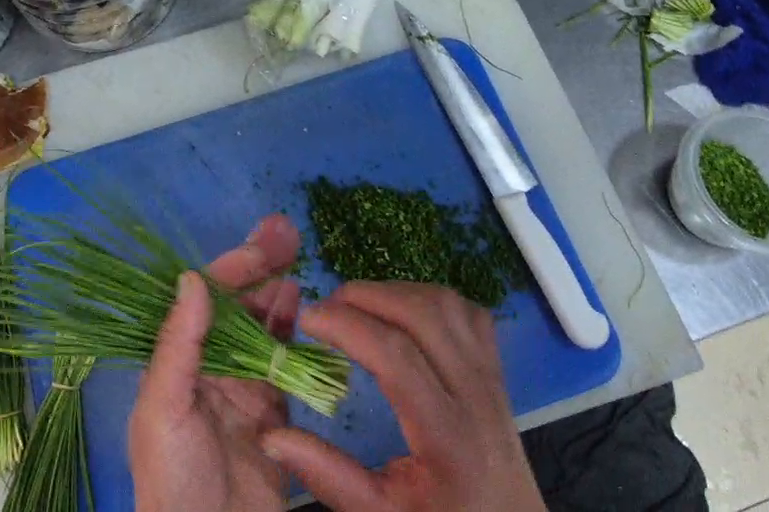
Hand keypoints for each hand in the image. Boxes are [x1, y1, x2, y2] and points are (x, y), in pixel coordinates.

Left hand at [130, 214, 303, 511]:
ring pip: (262, 324)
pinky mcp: (272, 409)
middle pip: (236, 303)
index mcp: (175, 359)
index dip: (232, 267)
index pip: (204, 298)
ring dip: (277, 290)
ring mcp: (241, 385)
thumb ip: (177, 344)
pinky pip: (284, 360)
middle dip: (259, 265)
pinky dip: (293, 330)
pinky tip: (302, 304)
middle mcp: (207, 364)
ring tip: (297, 260)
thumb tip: (191, 276)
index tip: (263, 247)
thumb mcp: (162, 409)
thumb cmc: (172, 478)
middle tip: (288, 233)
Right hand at [262, 283, 545, 511]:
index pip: (395, 356)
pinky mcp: (497, 368)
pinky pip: (467, 312)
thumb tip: (271, 436)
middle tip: (326, 308)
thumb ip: (329, 477)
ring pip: (446, 304)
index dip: (347, 325)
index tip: (307, 320)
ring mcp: (492, 376)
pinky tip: (402, 313)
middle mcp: (475, 394)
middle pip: (422, 315)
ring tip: (357, 306)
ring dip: (395, 291)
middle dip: (366, 297)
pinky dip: (429, 298)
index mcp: (447, 435)